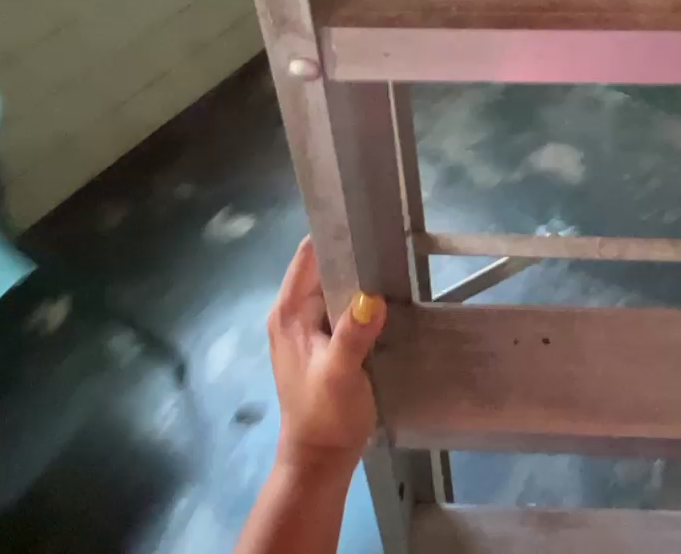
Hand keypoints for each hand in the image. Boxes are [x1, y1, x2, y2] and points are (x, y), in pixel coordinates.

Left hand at [266, 238, 385, 475]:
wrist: (321, 459)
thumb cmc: (325, 415)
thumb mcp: (340, 375)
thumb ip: (353, 335)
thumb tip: (373, 297)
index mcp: (288, 312)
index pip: (308, 254)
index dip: (334, 234)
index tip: (367, 221)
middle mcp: (292, 312)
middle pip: (323, 266)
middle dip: (353, 254)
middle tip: (389, 242)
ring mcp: (306, 326)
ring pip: (335, 285)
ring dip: (359, 277)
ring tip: (392, 264)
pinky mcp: (322, 339)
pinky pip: (342, 304)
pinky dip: (360, 298)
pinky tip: (386, 297)